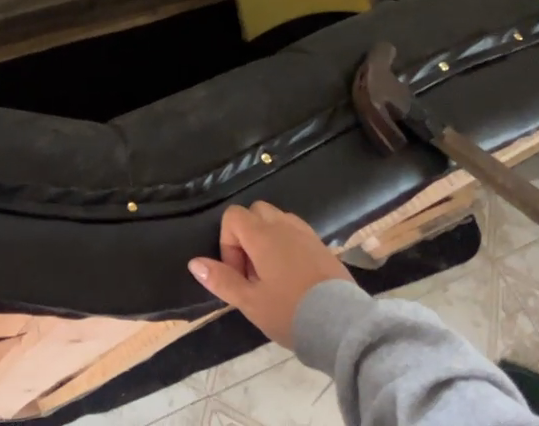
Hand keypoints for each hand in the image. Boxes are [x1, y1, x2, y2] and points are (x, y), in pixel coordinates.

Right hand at [188, 201, 354, 348]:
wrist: (344, 327)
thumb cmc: (291, 312)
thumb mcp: (250, 302)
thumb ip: (222, 280)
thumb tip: (194, 262)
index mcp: (262, 235)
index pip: (233, 216)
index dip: (228, 242)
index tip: (239, 274)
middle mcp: (284, 226)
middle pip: (256, 211)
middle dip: (248, 235)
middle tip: (254, 272)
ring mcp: (307, 235)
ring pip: (278, 220)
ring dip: (269, 238)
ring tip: (273, 274)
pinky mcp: (324, 247)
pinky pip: (298, 233)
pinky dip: (289, 245)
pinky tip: (294, 276)